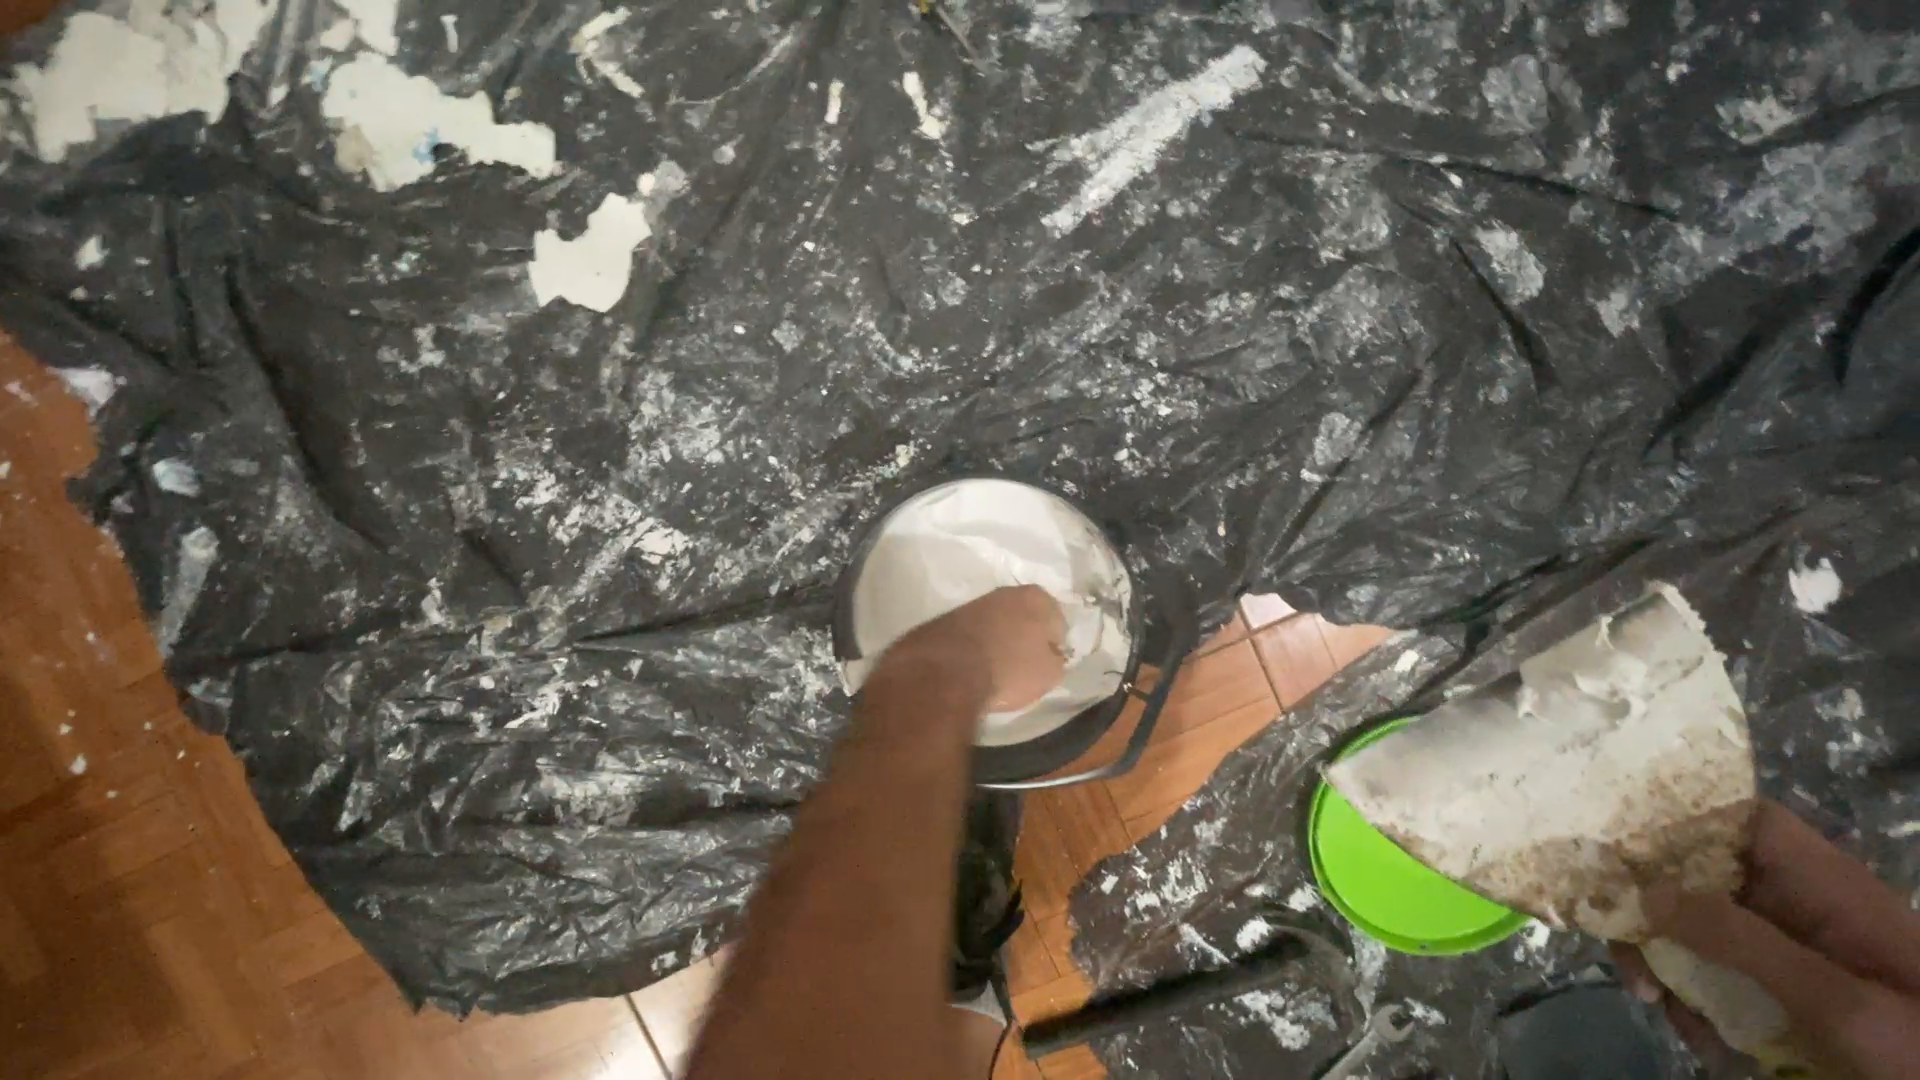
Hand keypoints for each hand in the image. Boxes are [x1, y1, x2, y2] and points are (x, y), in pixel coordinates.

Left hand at [883, 585, 1066, 711]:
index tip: (1047, 664)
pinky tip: (978, 664)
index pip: (1058, 624)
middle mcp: (1008, 591)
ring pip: (1001, 624)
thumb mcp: (1049, 674)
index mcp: (1038, 598)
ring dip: (1003, 640)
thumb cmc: (1010, 669)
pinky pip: (977, 633)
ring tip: (1000, 667)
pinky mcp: (952, 617)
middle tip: (1025, 665)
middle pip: (1027, 619)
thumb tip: (1051, 656)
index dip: (1055, 647)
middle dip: (1028, 638)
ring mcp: (977, 602)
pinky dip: (980, 645)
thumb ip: (1057, 661)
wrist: (948, 670)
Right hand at [1611, 801, 1919, 1077]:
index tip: (1620, 845)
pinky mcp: (1791, 990)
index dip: (1680, 817)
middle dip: (1652, 912)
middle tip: (1625, 952)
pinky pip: (1720, 975)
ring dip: (1665, 963)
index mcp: (1822, 885)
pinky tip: (1699, 1033)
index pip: (1743, 818)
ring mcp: (1795, 949)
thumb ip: (1740, 941)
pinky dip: (1696, 1001)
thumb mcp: (1837, 1001)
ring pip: (1698, 929)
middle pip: (1700, 876)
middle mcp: (1801, 904)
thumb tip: (1644, 893)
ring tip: (1658, 1006)